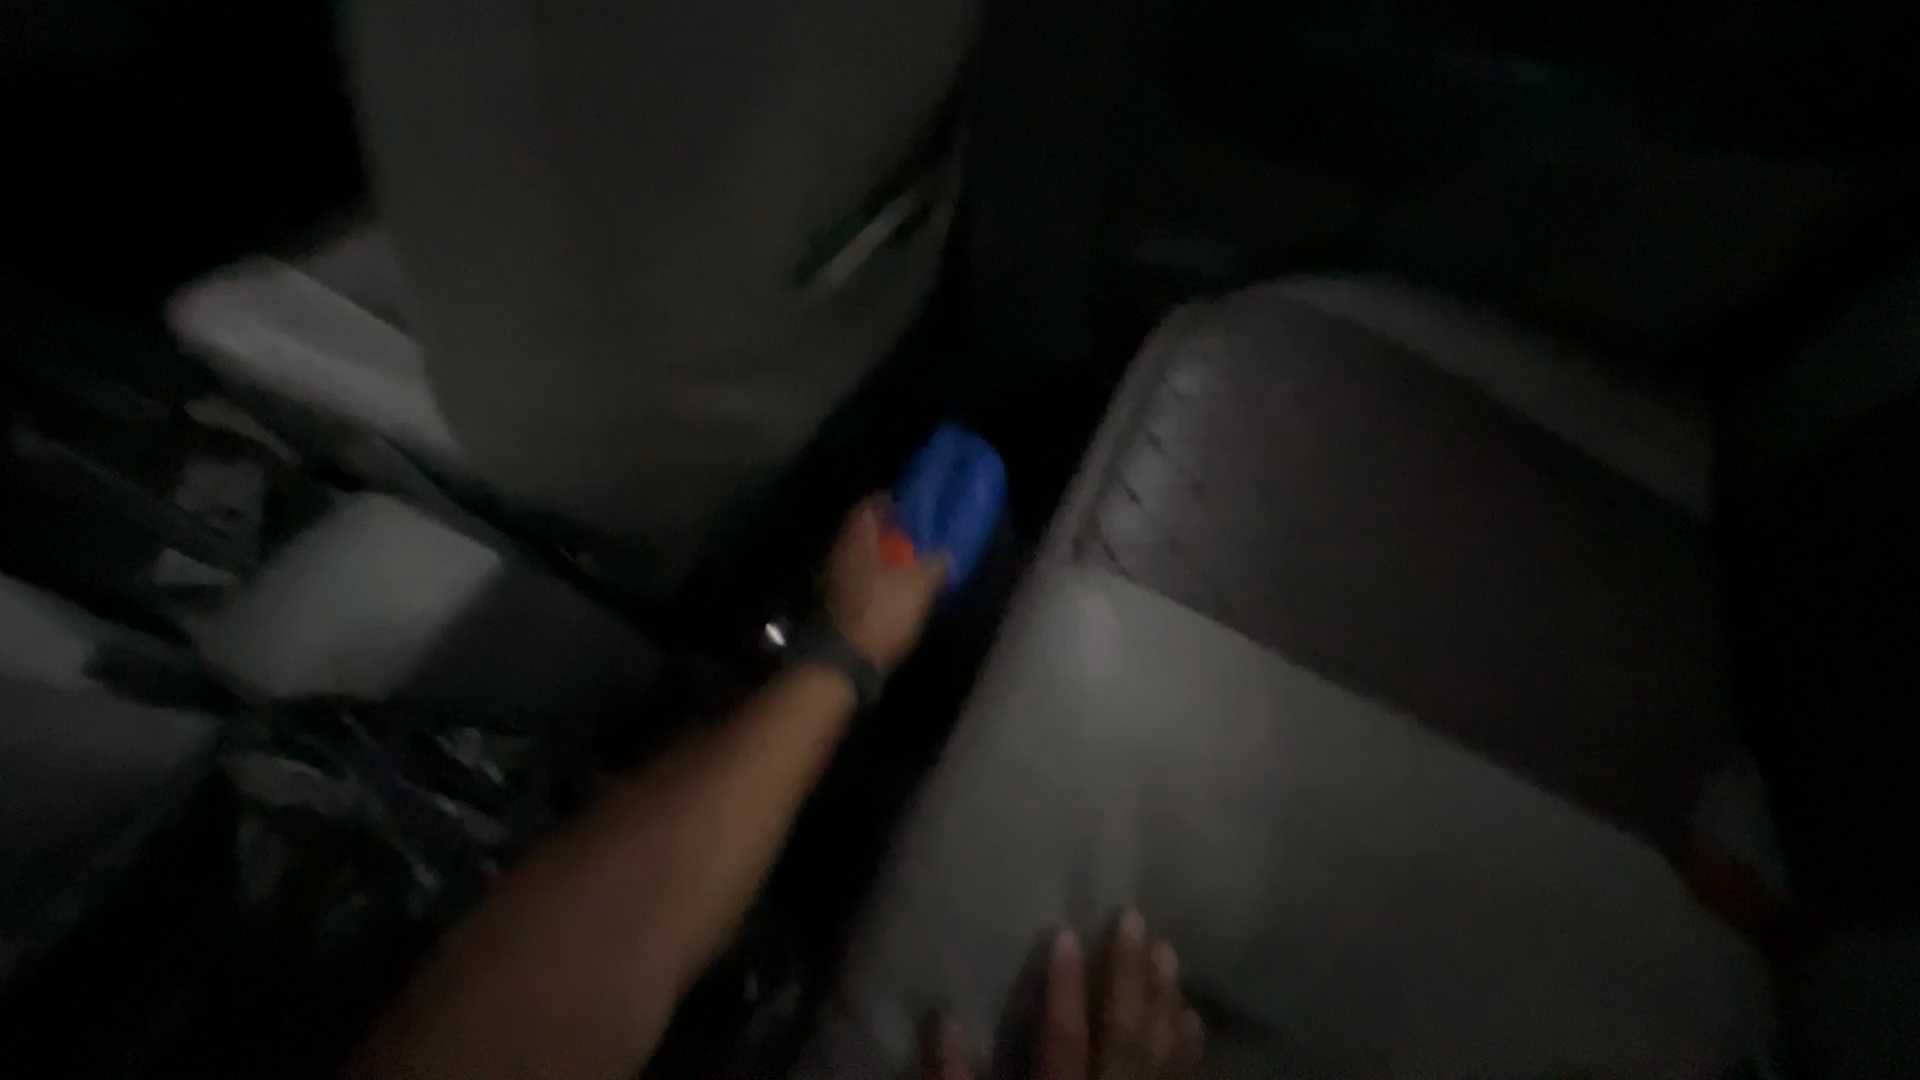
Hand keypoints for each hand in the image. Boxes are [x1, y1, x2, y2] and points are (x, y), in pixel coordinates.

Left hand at [822, 495, 948, 674]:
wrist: (841, 664)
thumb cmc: (881, 614)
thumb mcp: (920, 587)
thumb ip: (935, 564)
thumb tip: (945, 553)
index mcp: (855, 539)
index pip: (868, 506)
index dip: (889, 503)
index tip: (909, 508)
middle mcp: (835, 553)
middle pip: (859, 533)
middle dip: (884, 535)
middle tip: (910, 539)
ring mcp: (826, 581)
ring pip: (854, 559)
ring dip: (876, 560)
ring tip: (902, 568)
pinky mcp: (826, 607)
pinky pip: (851, 583)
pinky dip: (868, 583)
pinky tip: (886, 595)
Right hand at [921, 911, 1203, 1079]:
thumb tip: (945, 1024)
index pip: (1063, 1046)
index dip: (1063, 989)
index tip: (1064, 931)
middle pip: (1123, 1041)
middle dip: (1127, 977)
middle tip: (1133, 918)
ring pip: (1161, 1061)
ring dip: (1165, 1003)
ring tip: (1167, 949)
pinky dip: (1190, 1055)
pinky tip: (1191, 1017)